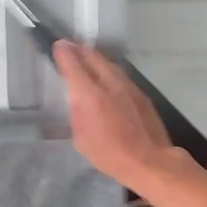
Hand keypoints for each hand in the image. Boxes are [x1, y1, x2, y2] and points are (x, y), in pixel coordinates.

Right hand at [54, 40, 175, 186]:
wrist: (149, 160)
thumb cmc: (110, 155)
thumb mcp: (82, 138)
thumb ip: (78, 113)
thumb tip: (78, 100)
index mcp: (90, 95)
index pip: (73, 65)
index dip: (64, 53)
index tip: (58, 46)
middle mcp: (109, 84)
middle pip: (93, 57)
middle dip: (79, 50)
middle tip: (70, 47)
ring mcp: (128, 86)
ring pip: (109, 64)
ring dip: (96, 59)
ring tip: (87, 59)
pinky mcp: (141, 93)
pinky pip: (121, 75)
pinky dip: (110, 71)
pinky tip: (107, 77)